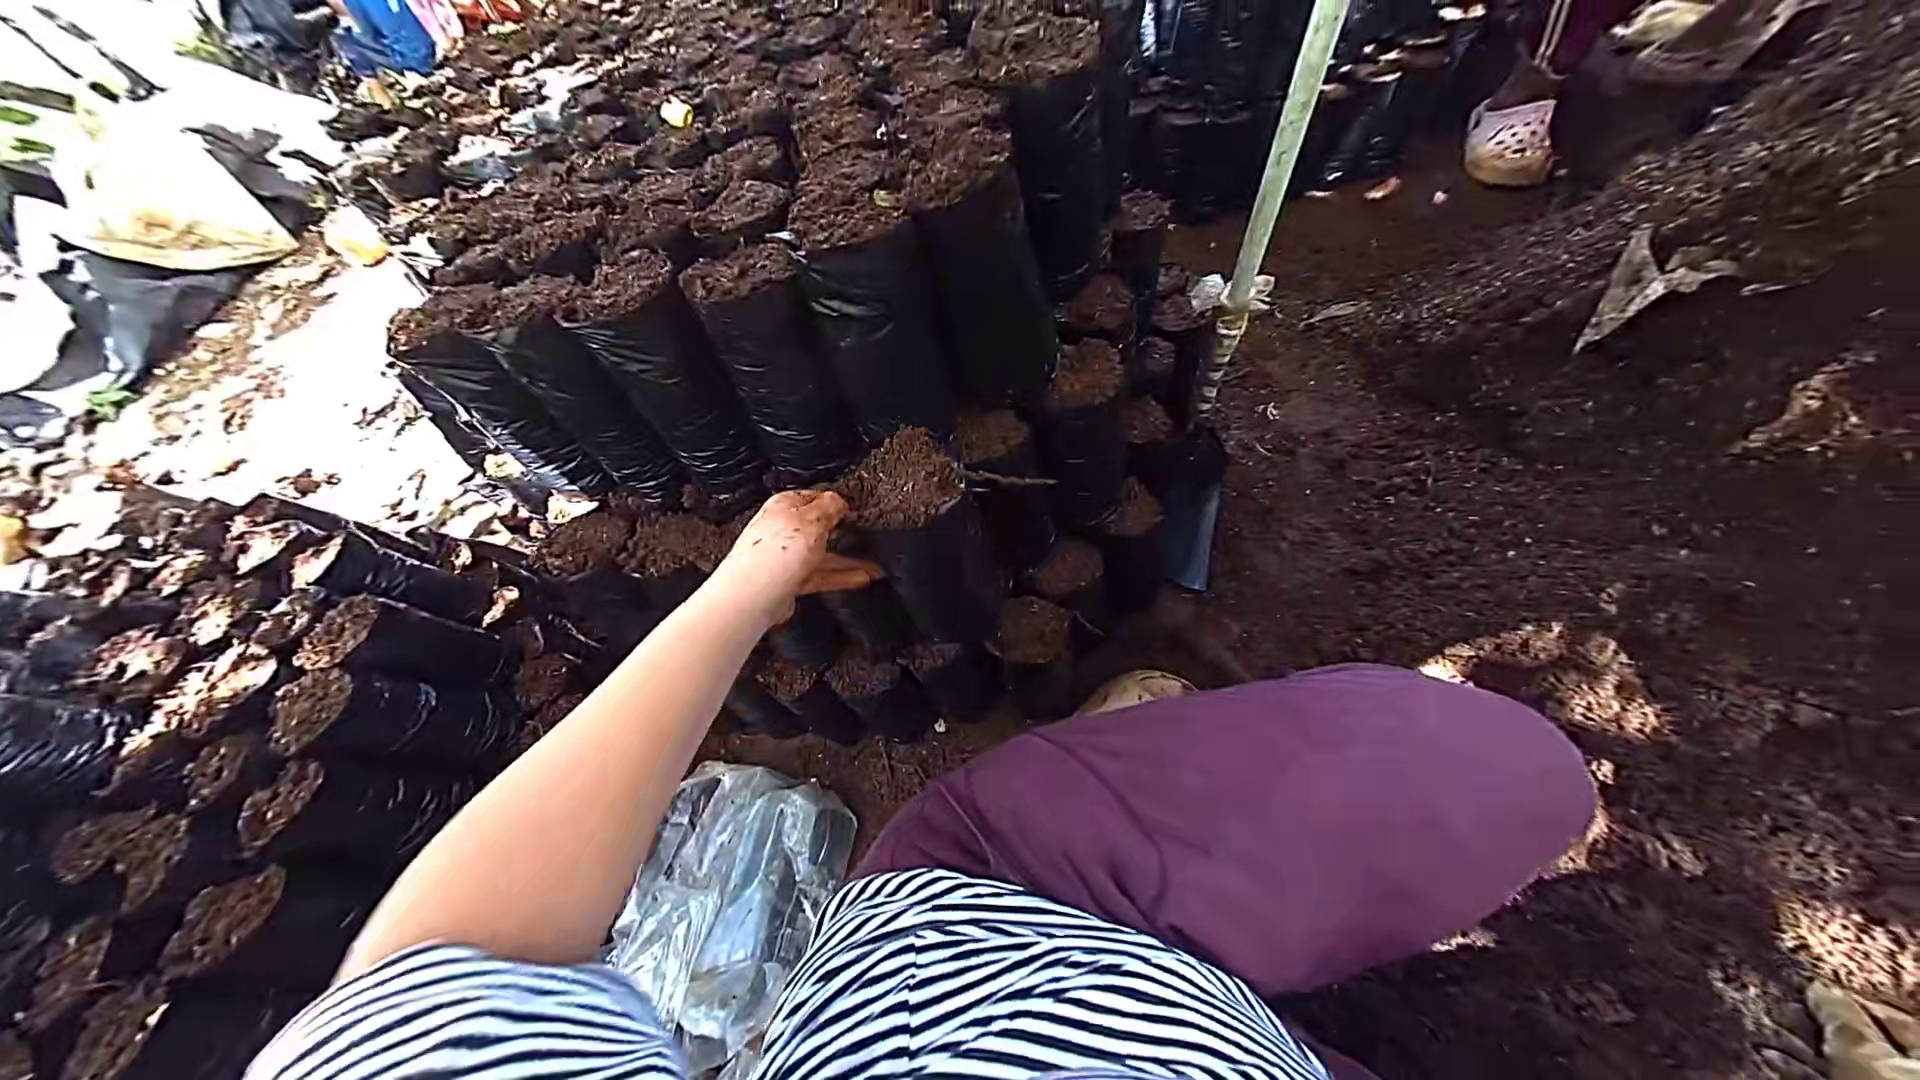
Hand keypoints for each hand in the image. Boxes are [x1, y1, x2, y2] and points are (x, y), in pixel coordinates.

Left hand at [708, 490, 882, 624]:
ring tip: (874, 566)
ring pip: (823, 555)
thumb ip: (830, 507)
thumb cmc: (774, 553)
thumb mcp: (813, 519)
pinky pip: (821, 576)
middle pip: (819, 529)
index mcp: (783, 506)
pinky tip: (860, 578)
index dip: (834, 503)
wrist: (755, 594)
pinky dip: (841, 577)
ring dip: (849, 561)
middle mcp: (782, 530)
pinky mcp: (790, 581)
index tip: (851, 509)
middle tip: (866, 538)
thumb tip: (839, 500)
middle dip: (844, 535)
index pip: (812, 498)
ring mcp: (786, 557)